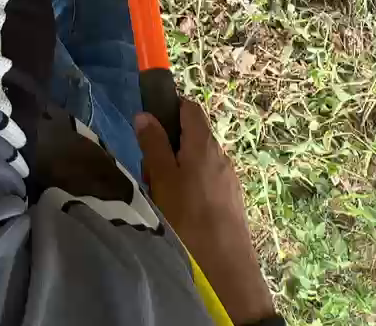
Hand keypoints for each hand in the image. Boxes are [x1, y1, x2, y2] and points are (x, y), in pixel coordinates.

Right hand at [135, 99, 275, 324]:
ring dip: (177, 170)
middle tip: (149, 172)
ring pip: (196, 161)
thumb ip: (153, 144)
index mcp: (203, 143)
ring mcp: (228, 179)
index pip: (189, 107)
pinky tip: (179, 211)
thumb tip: (145, 115)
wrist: (226, 269)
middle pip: (190, 136)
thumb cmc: (189, 217)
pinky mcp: (231, 201)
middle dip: (167, 147)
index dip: (169, 108)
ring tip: (162, 196)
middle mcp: (220, 155)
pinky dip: (190, 187)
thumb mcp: (163, 178)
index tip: (149, 126)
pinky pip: (206, 181)